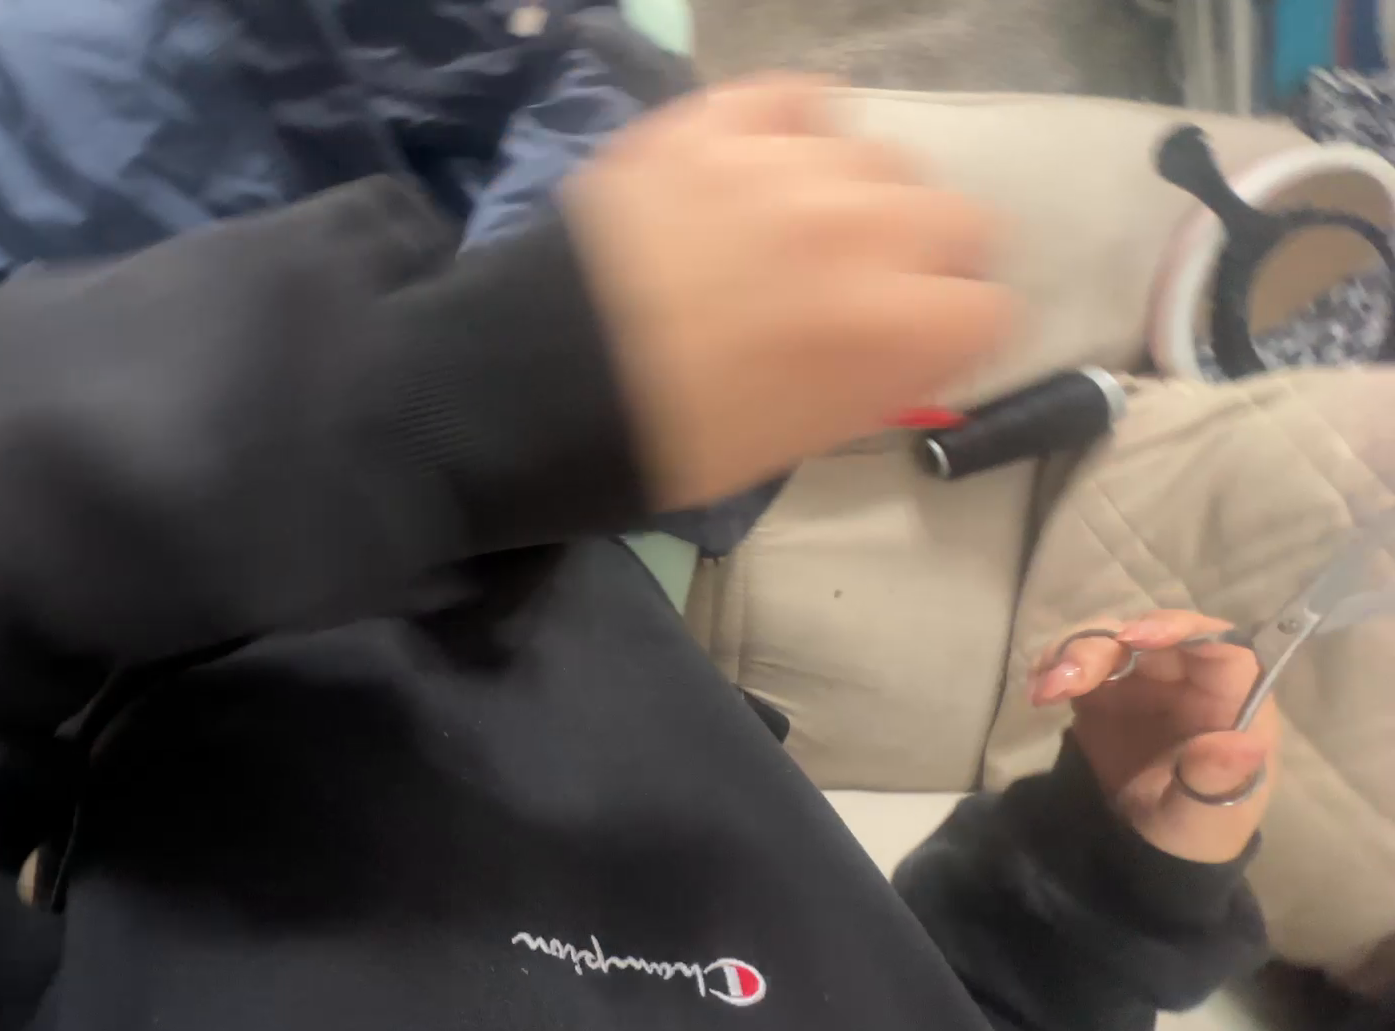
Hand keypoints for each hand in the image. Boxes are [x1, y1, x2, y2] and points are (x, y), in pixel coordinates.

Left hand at [562, 77, 1015, 510]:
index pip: (986, 313)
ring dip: (850, 202)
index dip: (941, 336)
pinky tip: (759, 172)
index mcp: (886, 335)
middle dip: (915, 265)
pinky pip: (790, 101)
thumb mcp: (775, 449)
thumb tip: (896, 349)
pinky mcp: (707, 128)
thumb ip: (860, 386)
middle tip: (846, 292)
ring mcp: (784, 166)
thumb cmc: (647, 445)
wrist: (524, 392)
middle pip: (954, 222)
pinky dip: (787, 134)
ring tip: (782, 237)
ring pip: (878, 157)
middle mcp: (861, 233)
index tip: (901, 347)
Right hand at [1030, 610, 1280, 863]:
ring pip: (1102, 641)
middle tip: (1060, 681)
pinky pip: (1072, 661)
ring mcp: (1139, 684)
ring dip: (1065, 656)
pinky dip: (1048, 667)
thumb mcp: (1206, 816)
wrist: (1141, 839)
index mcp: (1228, 705)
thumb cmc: (1191, 828)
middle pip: (1144, 636)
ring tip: (1041, 693)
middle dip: (1095, 648)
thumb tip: (1239, 743)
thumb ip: (1216, 780)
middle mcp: (1185, 683)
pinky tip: (1036, 692)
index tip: (1131, 638)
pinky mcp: (1100, 691)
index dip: (1178, 630)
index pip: (1220, 647)